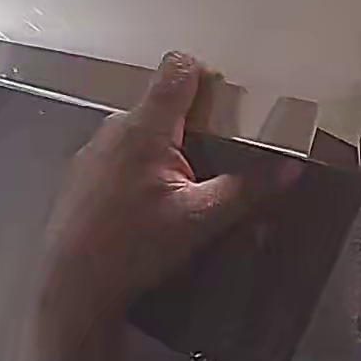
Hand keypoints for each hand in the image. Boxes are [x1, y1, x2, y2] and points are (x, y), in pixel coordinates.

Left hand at [36, 52, 296, 334]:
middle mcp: (116, 126)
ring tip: (184, 180)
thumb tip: (292, 168)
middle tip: (215, 151)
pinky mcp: (83, 170)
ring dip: (168, 139)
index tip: (226, 100)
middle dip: (194, 116)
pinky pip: (124, 146)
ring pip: (144, 124)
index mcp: (146, 128)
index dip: (205, 72)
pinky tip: (149, 198)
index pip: (177, 69)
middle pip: (163, 98)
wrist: (69, 291)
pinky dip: (144, 158)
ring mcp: (94, 148)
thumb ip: (246, 189)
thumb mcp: (199, 220)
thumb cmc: (134, 248)